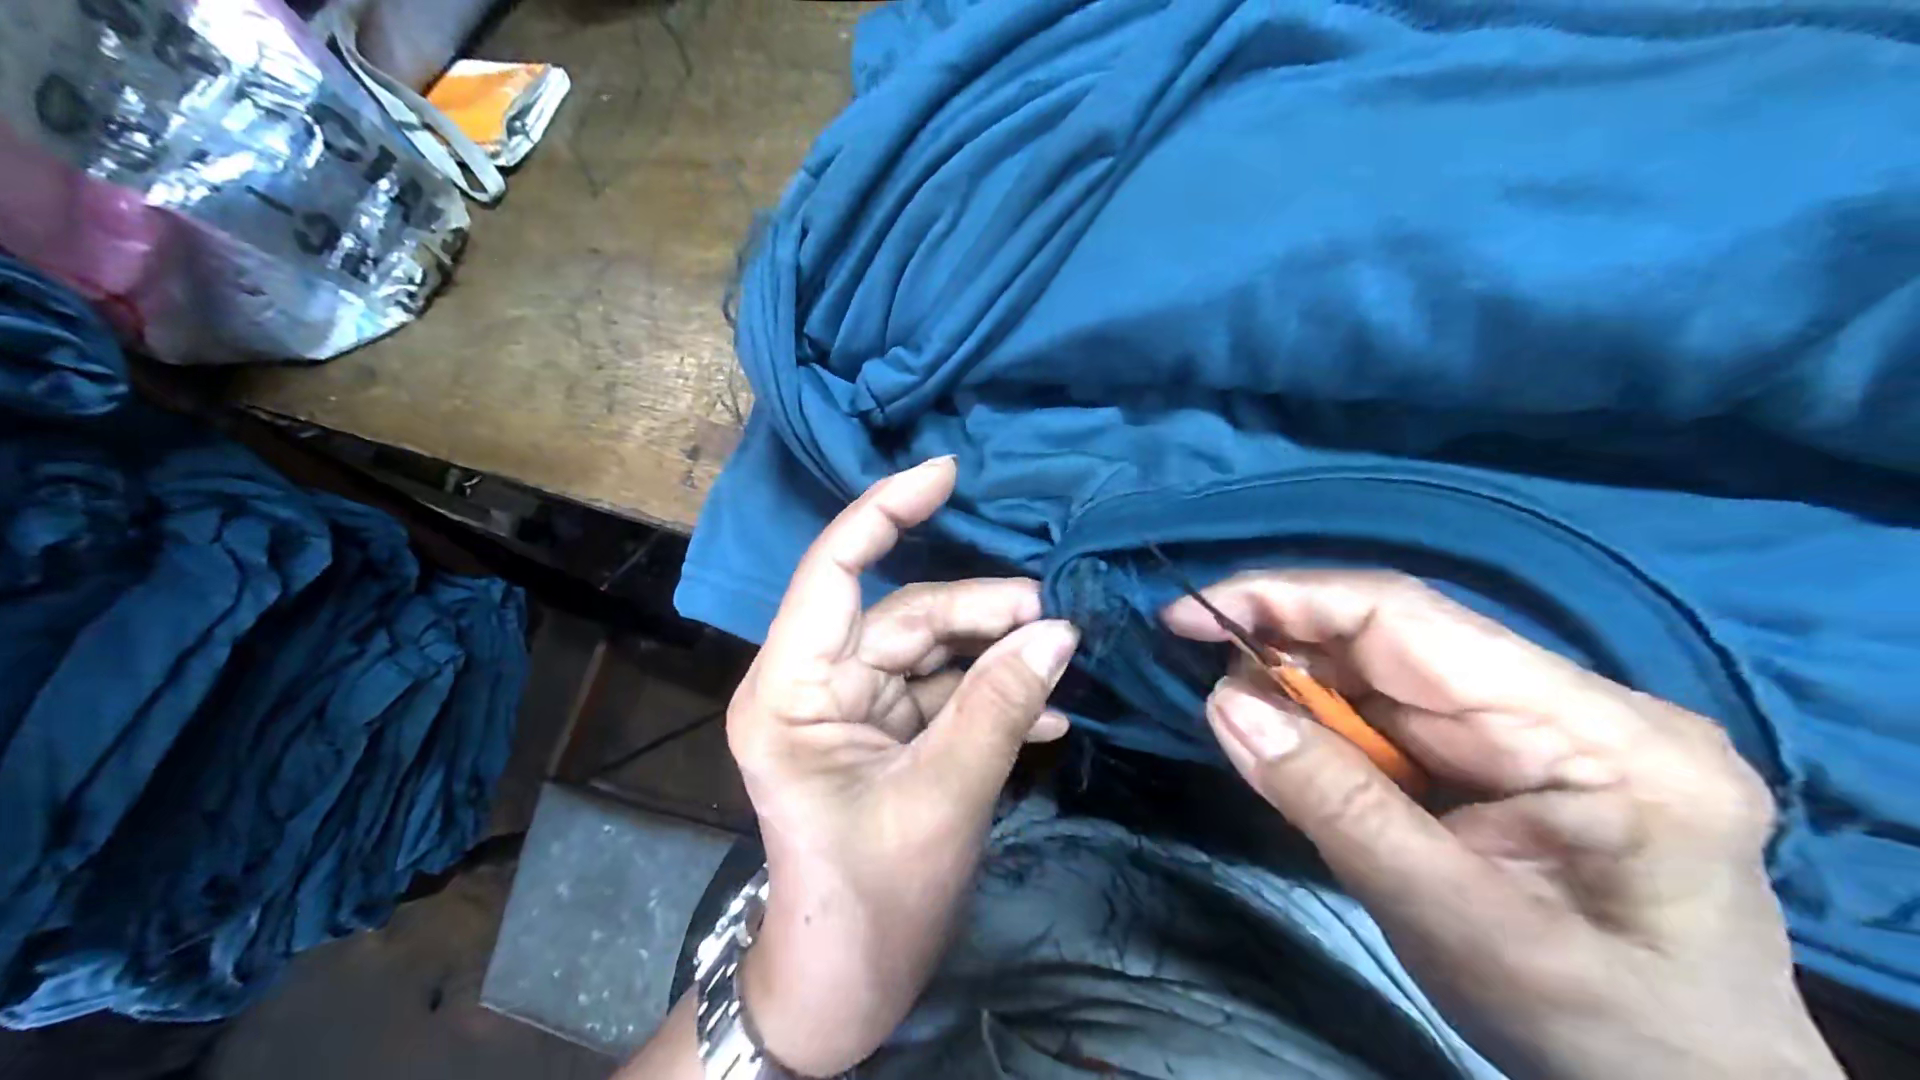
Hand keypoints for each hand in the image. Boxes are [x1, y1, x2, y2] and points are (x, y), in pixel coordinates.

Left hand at [726, 457, 1078, 1076]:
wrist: (847, 987)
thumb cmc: (871, 902)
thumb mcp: (941, 799)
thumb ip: (997, 706)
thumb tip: (1059, 630)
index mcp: (792, 689)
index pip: (834, 571)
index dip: (885, 511)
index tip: (946, 473)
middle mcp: (816, 683)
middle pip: (905, 614)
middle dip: (981, 612)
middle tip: (1055, 621)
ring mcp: (854, 707)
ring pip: (932, 649)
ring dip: (995, 653)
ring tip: (1058, 663)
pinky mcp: (887, 732)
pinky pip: (942, 690)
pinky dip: (990, 694)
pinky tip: (1046, 713)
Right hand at [1165, 571, 1840, 1079]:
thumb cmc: (1595, 1026)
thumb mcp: (1452, 920)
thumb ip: (1335, 806)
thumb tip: (1224, 704)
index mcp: (1599, 731)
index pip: (1412, 617)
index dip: (1287, 598)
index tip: (1189, 613)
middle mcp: (1572, 701)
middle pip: (1392, 636)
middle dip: (1283, 648)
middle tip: (1207, 679)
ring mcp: (1540, 720)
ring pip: (1382, 670)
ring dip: (1300, 691)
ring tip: (1247, 725)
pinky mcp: (1507, 746)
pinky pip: (1392, 710)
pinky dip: (1326, 724)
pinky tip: (1297, 747)